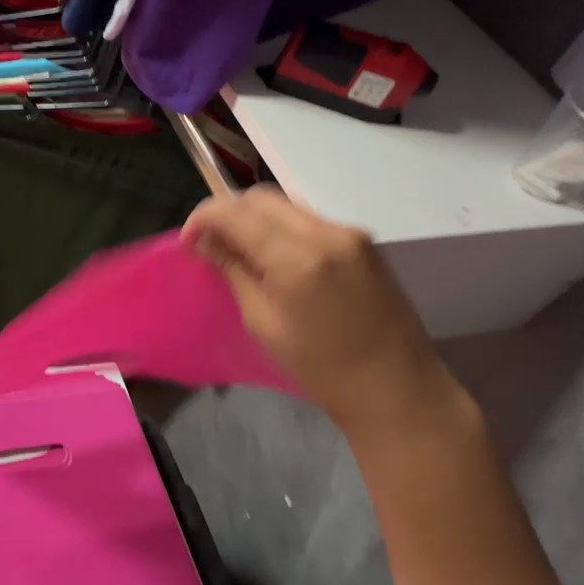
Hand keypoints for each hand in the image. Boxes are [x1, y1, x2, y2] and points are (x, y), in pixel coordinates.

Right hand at [183, 186, 457, 435]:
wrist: (395, 386)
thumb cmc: (320, 367)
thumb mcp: (263, 322)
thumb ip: (234, 271)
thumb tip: (203, 241)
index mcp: (298, 257)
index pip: (236, 212)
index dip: (203, 218)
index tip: (187, 241)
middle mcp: (327, 232)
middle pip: (262, 198)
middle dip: (227, 212)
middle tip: (208, 243)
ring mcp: (351, 232)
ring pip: (286, 205)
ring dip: (255, 219)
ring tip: (237, 249)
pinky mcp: (364, 241)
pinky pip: (309, 220)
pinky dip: (281, 228)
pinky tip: (272, 255)